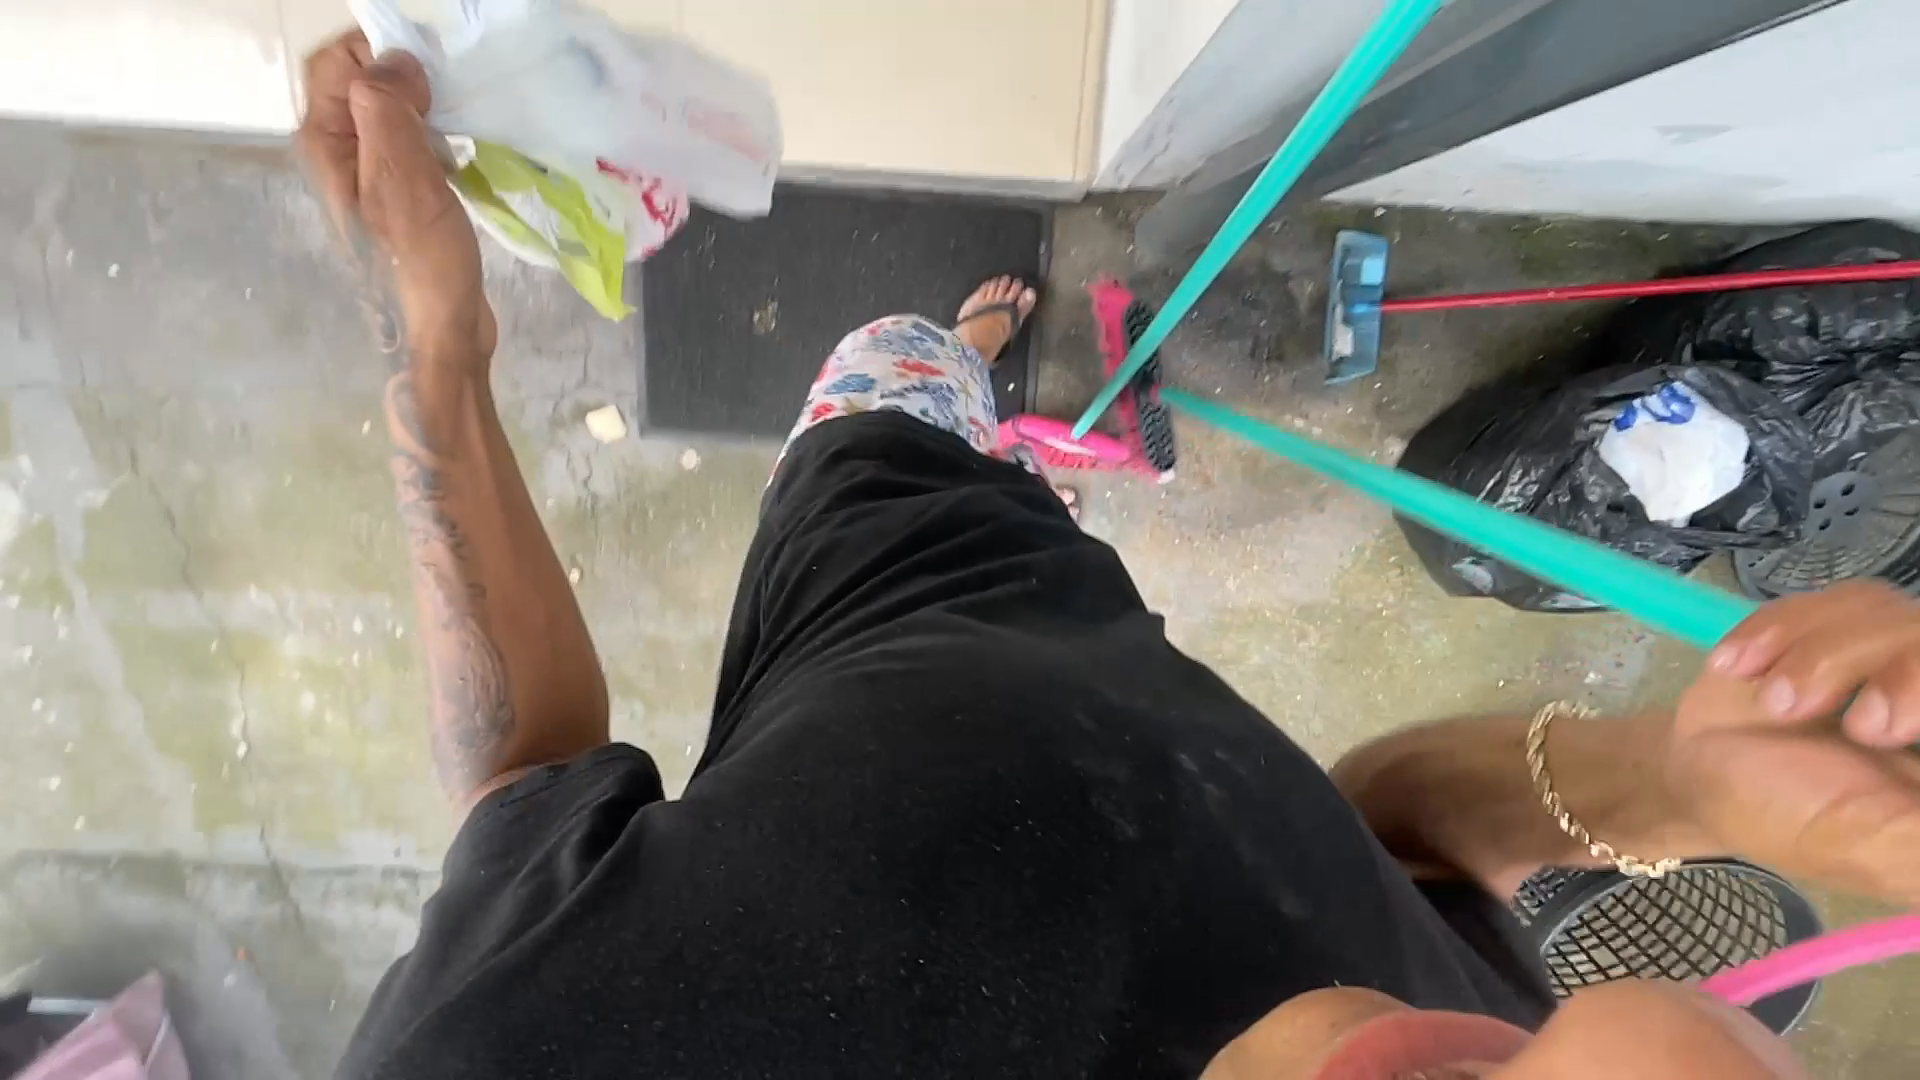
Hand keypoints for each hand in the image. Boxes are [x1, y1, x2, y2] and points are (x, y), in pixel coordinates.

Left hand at [295, 30, 495, 366]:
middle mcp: (339, 154)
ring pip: (392, 119)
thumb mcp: (403, 180)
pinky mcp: (404, 203)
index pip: (339, 62)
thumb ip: (387, 110)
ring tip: (464, 128)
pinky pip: (413, 151)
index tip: (436, 74)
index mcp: (325, 142)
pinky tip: (463, 160)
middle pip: (362, 86)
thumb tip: (396, 60)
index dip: (383, 53)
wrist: (443, 331)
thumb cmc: (422, 262)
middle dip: (408, 80)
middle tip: (456, 100)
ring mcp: (371, 180)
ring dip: (427, 113)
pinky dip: (438, 143)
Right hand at [1669, 581, 1919, 904]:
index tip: (1884, 729)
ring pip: (1899, 616)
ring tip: (1778, 705)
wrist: (1692, 773)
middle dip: (1900, 677)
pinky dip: (1776, 631)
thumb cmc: (1786, 820)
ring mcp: (1904, 657)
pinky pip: (1841, 600)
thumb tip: (1918, 769)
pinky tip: (1743, 668)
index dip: (1917, 689)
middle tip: (1862, 728)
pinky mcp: (1841, 627)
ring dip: (1820, 658)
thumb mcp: (1883, 850)